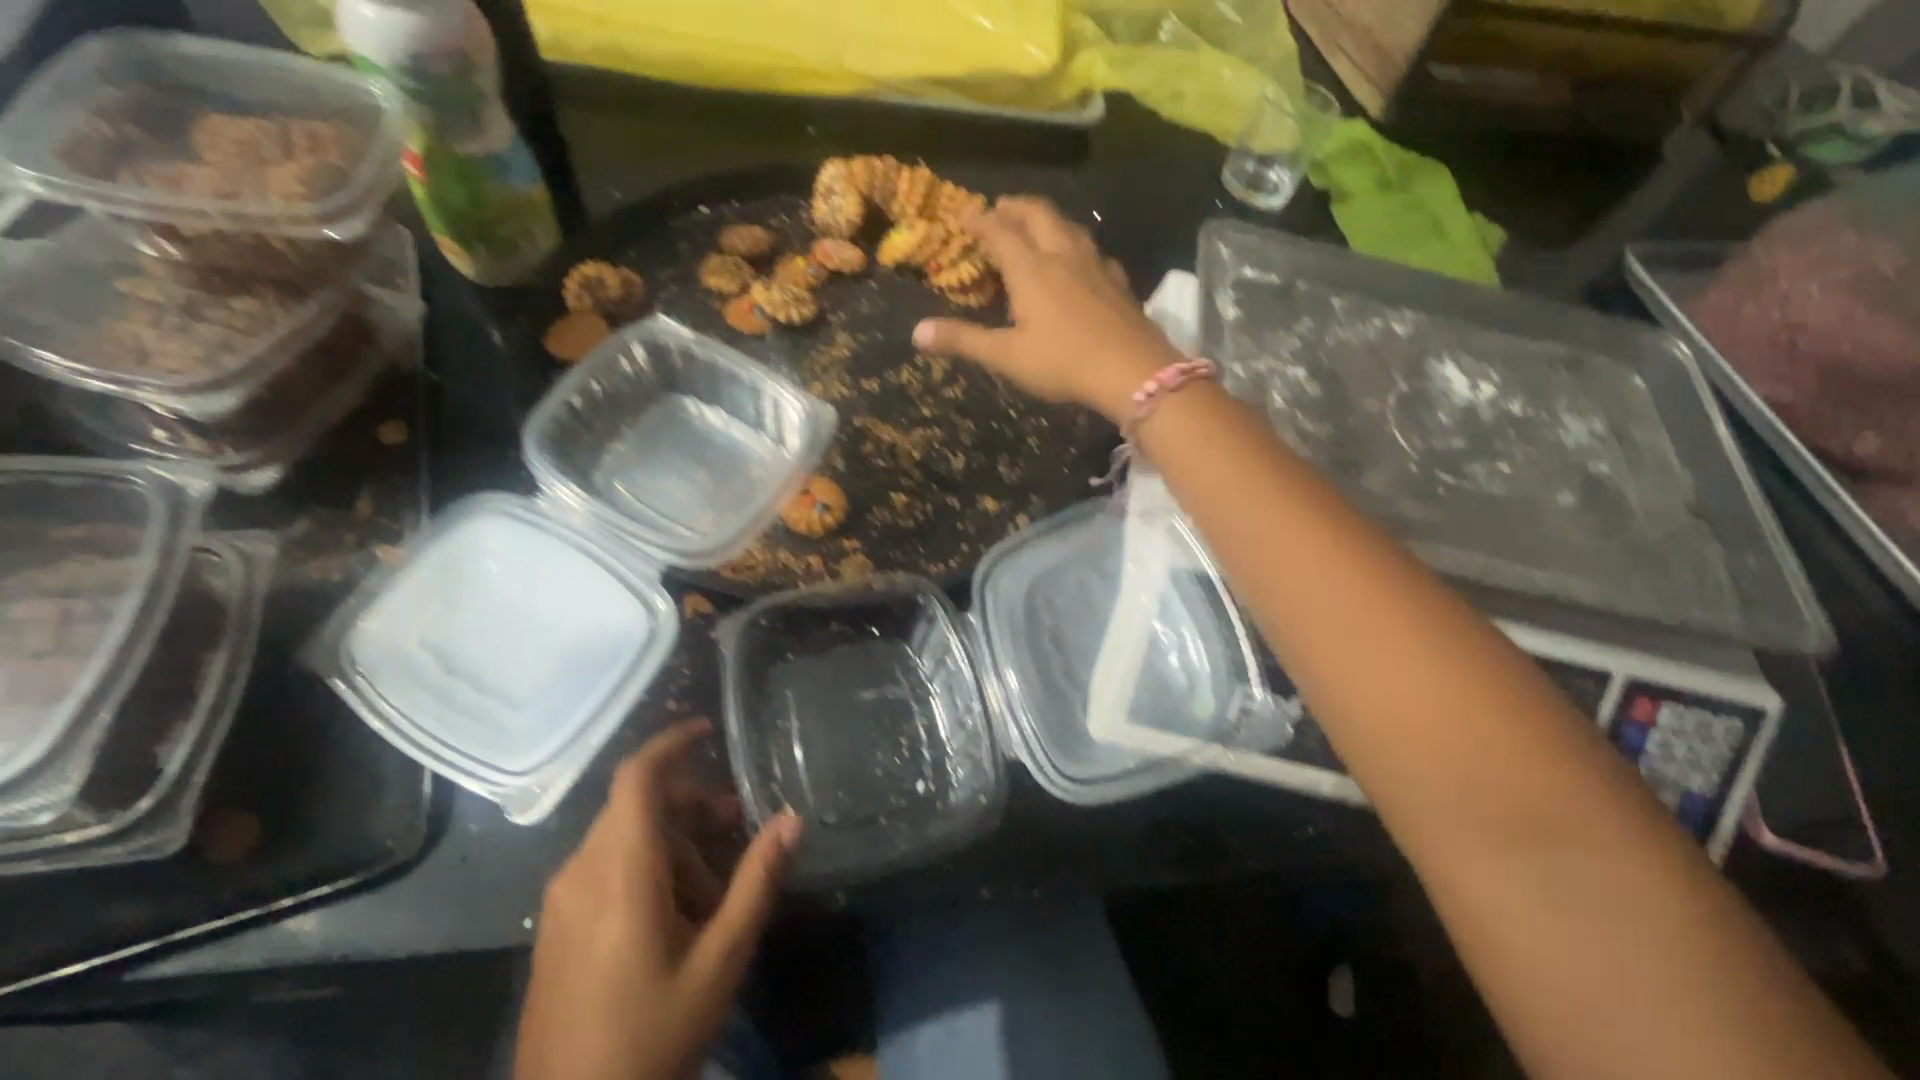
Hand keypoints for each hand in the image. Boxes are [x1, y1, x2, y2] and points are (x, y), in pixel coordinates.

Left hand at [515, 720, 801, 1079]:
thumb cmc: (653, 1035)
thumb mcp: (720, 962)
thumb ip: (757, 884)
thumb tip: (791, 818)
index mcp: (620, 874)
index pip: (636, 779)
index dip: (671, 743)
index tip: (708, 729)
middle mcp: (580, 873)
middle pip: (636, 807)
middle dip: (690, 805)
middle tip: (739, 825)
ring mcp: (561, 902)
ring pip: (621, 839)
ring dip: (671, 843)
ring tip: (713, 894)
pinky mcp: (555, 927)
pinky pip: (603, 869)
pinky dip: (644, 867)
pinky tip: (674, 916)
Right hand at [913, 196, 1184, 421]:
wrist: (1134, 370)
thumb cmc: (1063, 362)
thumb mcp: (1007, 356)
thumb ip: (963, 340)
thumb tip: (917, 332)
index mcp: (1031, 268)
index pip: (999, 232)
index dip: (979, 221)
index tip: (964, 215)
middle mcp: (1062, 255)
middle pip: (1037, 214)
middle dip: (1015, 207)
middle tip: (999, 209)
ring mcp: (1094, 265)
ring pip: (1068, 226)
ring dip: (1047, 219)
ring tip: (1035, 225)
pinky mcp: (1117, 281)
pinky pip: (1092, 250)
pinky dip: (1075, 245)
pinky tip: (1079, 261)